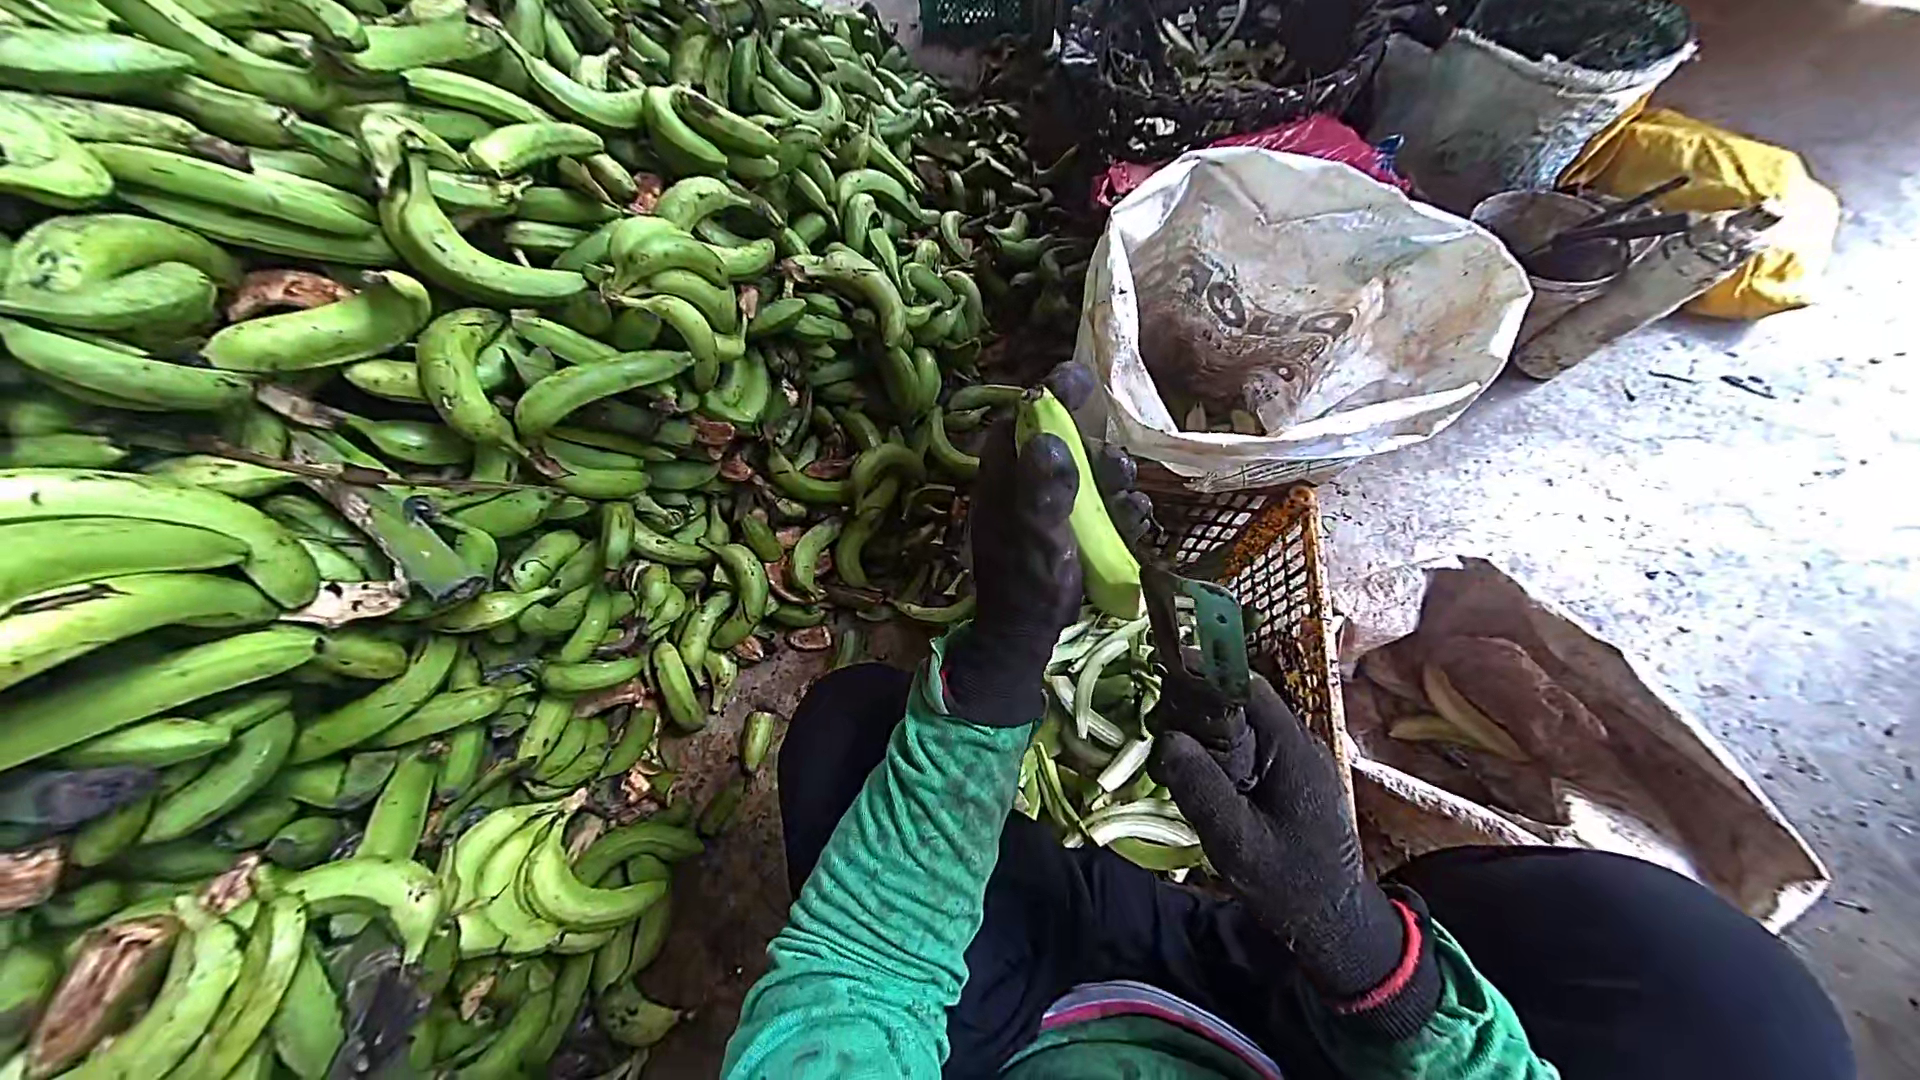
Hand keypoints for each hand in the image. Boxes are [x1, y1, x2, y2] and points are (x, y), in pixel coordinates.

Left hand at [945, 363, 1146, 727]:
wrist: (1028, 634)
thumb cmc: (1025, 585)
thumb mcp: (1034, 536)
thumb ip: (1042, 489)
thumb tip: (1050, 437)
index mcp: (1005, 475)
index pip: (1023, 419)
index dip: (1050, 396)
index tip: (1078, 378)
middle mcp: (1028, 481)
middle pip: (1064, 440)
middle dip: (1095, 444)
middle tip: (1115, 464)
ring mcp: (1052, 503)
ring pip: (1090, 469)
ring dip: (1115, 476)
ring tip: (1127, 497)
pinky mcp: (1074, 525)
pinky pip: (1103, 501)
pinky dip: (1122, 503)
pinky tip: (1135, 517)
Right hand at [1151, 677, 1429, 1016]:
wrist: (1337, 928)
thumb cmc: (1290, 886)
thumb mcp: (1237, 842)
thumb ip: (1202, 788)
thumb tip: (1167, 736)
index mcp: (1294, 750)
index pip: (1247, 687)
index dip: (1204, 674)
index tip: (1162, 674)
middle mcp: (1298, 743)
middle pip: (1240, 700)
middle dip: (1196, 702)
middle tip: (1156, 718)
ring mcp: (1294, 758)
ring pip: (1241, 721)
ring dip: (1203, 725)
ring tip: (1167, 741)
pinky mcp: (1287, 774)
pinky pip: (1246, 743)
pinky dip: (1216, 745)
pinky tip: (1193, 765)